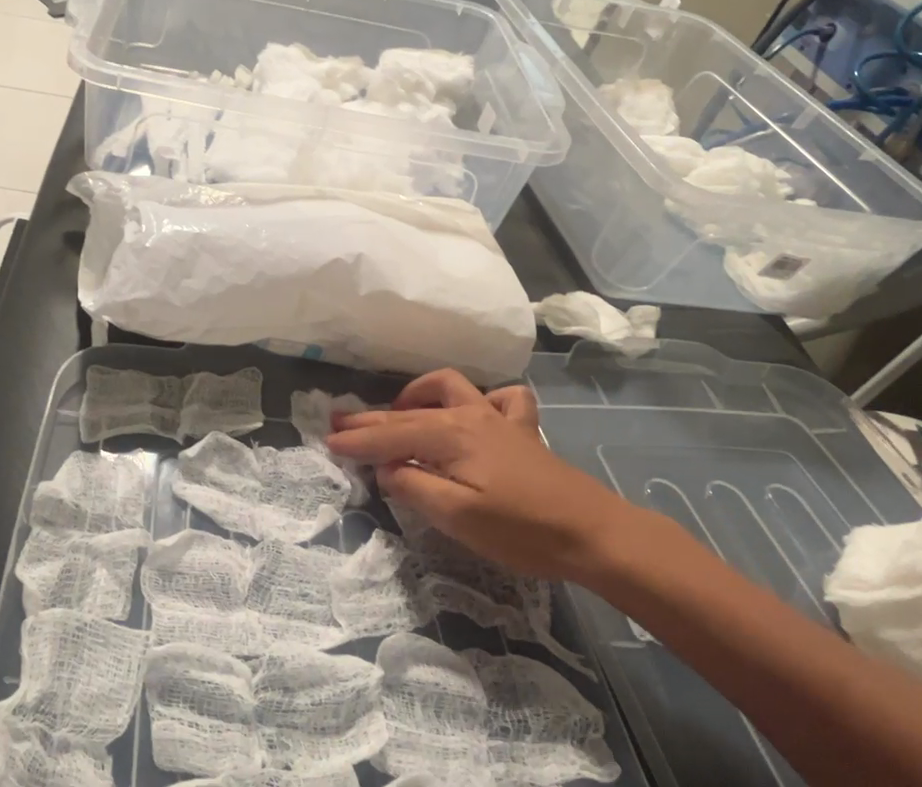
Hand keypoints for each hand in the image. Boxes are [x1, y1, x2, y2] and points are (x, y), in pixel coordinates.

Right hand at [326, 368, 644, 581]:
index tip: (328, 442)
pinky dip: (479, 399)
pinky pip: (500, 399)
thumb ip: (415, 488)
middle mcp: (471, 416)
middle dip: (373, 418)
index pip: (392, 437)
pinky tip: (473, 412)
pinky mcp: (523, 431)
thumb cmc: (522, 531)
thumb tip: (386, 468)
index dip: (358, 441)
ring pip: (450, 389)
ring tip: (397, 410)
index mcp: (451, 436)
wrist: (594, 534)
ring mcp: (499, 419)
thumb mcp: (458, 517)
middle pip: (411, 412)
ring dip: (418, 395)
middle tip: (339, 423)